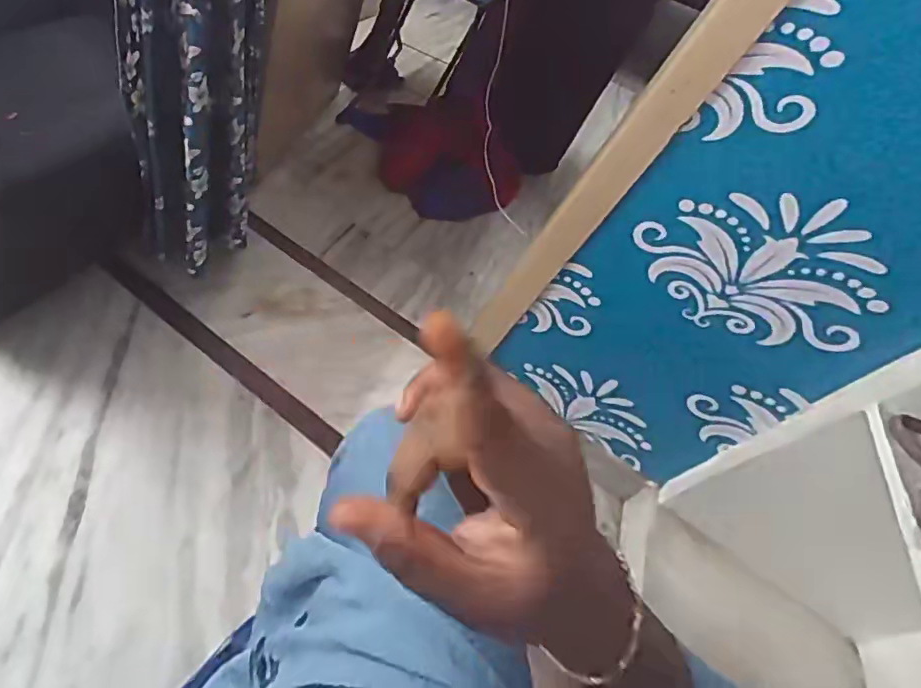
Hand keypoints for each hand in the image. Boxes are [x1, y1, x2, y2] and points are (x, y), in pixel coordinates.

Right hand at [328, 313, 636, 671]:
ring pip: (452, 387)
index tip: (437, 324)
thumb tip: (341, 508)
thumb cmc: (525, 591)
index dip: (461, 372)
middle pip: (449, 410)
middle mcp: (539, 433)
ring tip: (425, 482)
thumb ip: (407, 551)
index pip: (491, 422)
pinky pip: (465, 377)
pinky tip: (425, 429)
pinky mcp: (520, 398)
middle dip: (414, 457)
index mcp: (533, 490)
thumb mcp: (466, 596)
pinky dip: (434, 398)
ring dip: (422, 431)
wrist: (579, 575)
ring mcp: (533, 408)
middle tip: (409, 509)